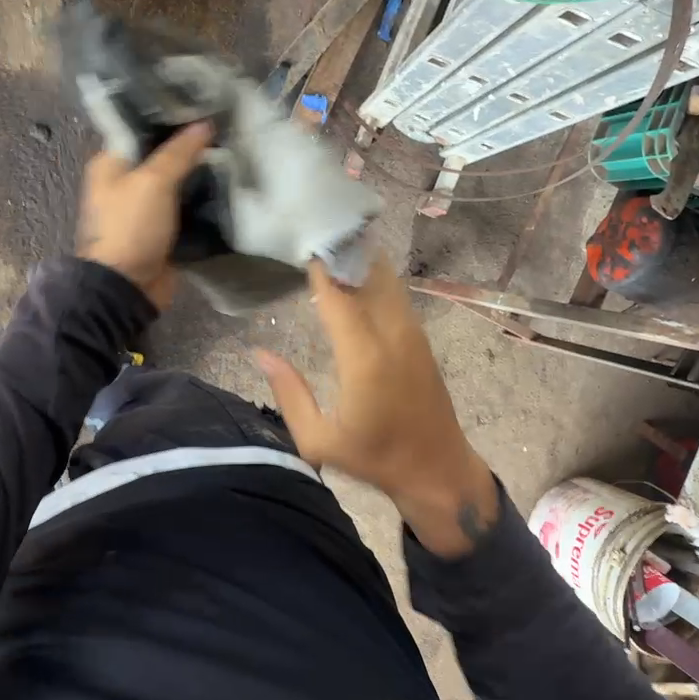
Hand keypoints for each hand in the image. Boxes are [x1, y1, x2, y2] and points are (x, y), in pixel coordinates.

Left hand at [78, 122, 214, 309]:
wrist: (126, 288)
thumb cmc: (131, 228)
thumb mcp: (153, 181)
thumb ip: (179, 151)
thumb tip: (205, 123)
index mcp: (112, 163)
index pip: (143, 128)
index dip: (171, 117)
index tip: (204, 105)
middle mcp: (126, 182)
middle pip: (163, 156)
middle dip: (192, 147)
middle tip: (227, 129)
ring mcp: (145, 208)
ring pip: (178, 183)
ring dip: (201, 174)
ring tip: (234, 153)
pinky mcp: (163, 230)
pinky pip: (186, 208)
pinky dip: (203, 201)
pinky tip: (228, 186)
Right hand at [255, 256, 497, 557]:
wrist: (438, 469)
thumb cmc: (375, 458)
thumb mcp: (319, 440)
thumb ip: (289, 394)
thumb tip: (261, 353)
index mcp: (364, 359)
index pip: (339, 296)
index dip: (321, 268)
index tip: (301, 244)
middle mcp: (392, 336)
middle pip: (368, 276)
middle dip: (343, 252)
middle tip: (315, 230)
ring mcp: (412, 335)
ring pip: (387, 281)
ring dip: (361, 261)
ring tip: (332, 243)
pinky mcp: (420, 340)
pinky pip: (396, 295)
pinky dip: (375, 278)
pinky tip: (355, 274)